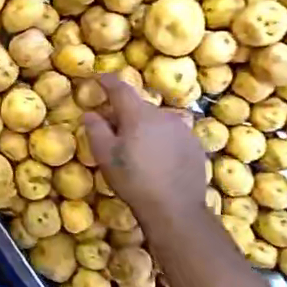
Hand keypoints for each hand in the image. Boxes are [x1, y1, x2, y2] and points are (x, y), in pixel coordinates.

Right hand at [82, 74, 209, 225]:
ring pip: (157, 121)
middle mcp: (164, 115)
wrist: (176, 209)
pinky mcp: (195, 146)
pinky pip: (171, 135)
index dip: (107, 81)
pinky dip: (160, 141)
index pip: (120, 88)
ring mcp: (183, 130)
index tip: (97, 78)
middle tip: (111, 129)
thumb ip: (96, 130)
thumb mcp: (105, 156)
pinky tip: (156, 161)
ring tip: (135, 149)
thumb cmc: (134, 180)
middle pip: (139, 107)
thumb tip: (90, 113)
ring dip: (144, 128)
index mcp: (139, 114)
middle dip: (124, 113)